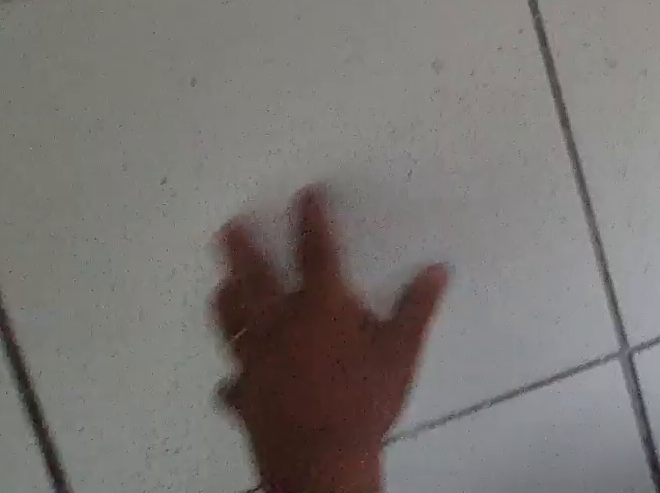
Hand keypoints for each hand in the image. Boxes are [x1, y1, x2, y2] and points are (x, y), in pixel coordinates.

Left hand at [212, 187, 449, 492]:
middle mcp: (282, 327)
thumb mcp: (403, 349)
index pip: (317, 253)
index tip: (305, 195)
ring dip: (227, 301)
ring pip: (234, 324)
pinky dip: (235, 376)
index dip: (312, 221)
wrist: (321, 464)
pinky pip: (234, 382)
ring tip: (220, 285)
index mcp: (321, 308)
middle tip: (228, 228)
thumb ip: (417, 307)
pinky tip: (234, 378)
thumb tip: (438, 269)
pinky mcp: (245, 399)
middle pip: (257, 282)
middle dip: (243, 253)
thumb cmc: (366, 399)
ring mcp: (257, 364)